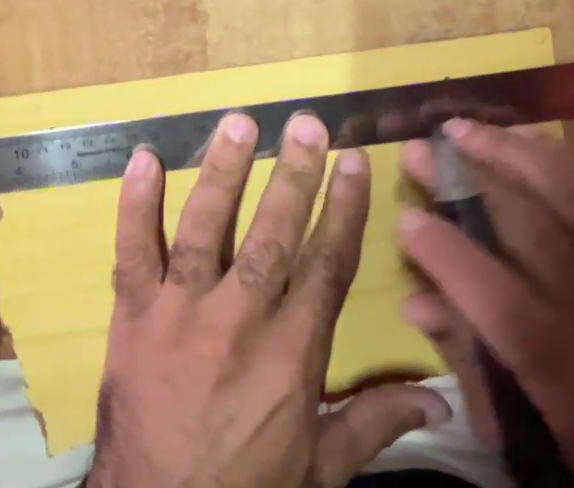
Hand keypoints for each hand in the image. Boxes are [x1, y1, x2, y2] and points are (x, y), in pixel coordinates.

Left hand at [87, 112, 450, 487]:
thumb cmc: (244, 487)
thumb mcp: (319, 468)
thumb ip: (375, 423)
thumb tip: (441, 399)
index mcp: (292, 352)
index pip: (327, 264)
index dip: (344, 209)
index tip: (353, 161)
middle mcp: (240, 319)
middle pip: (273, 234)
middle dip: (294, 176)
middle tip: (306, 123)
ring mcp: (181, 312)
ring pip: (206, 229)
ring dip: (223, 172)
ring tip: (239, 122)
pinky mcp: (133, 316)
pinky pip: (133, 252)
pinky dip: (135, 205)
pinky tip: (144, 159)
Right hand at [395, 121, 573, 484]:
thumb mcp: (519, 421)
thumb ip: (467, 356)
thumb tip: (414, 299)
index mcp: (567, 368)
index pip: (499, 300)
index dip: (448, 255)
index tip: (405, 218)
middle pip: (534, 229)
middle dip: (469, 180)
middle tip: (422, 147)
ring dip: (513, 152)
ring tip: (466, 128)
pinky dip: (560, 159)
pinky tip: (525, 138)